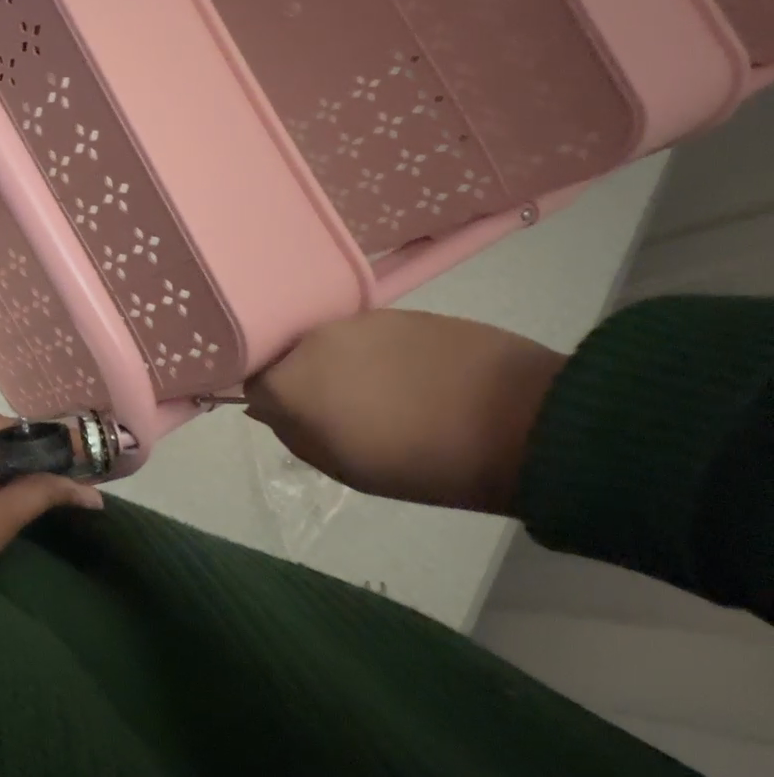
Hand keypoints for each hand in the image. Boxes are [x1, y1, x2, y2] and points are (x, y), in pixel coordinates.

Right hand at [243, 310, 566, 514]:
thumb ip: (291, 432)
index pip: (251, 382)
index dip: (269, 401)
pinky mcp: (405, 311)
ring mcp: (361, 320)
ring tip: (377, 394)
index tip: (292, 418)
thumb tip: (268, 409)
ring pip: (328, 341)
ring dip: (339, 363)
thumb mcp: (340, 465)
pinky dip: (375, 353)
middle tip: (334, 409)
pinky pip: (368, 333)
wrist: (524, 423)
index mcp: (289, 380)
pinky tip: (407, 377)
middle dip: (302, 376)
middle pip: (287, 354)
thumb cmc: (419, 461)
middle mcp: (314, 339)